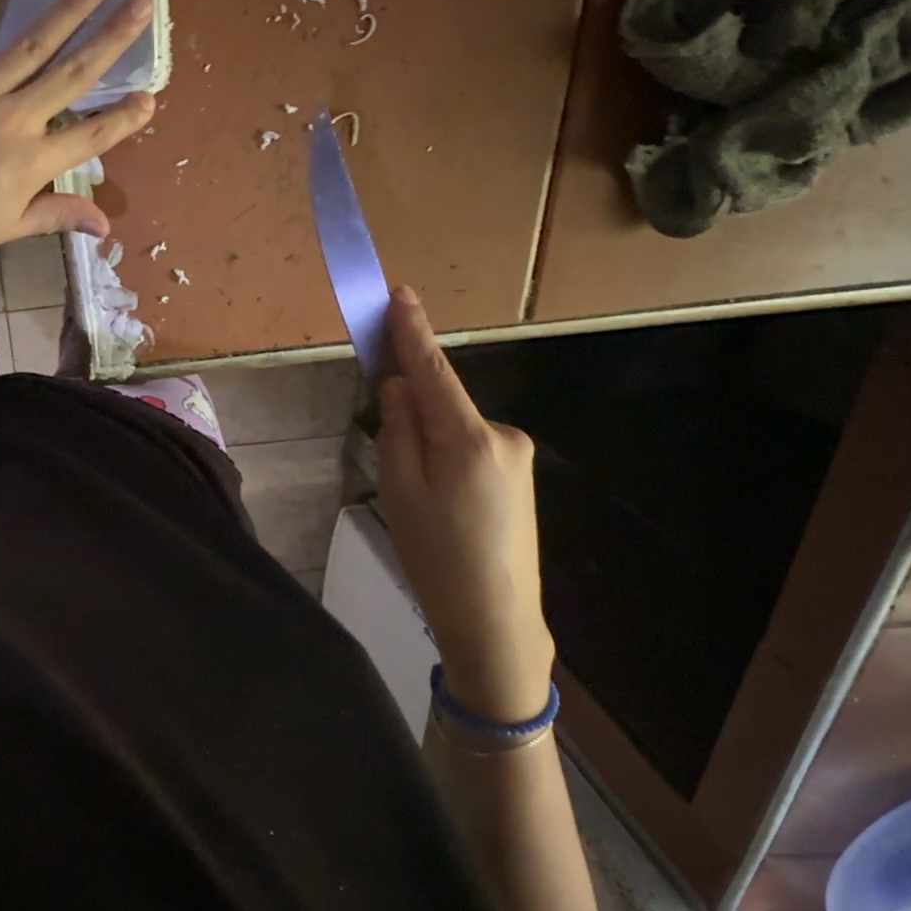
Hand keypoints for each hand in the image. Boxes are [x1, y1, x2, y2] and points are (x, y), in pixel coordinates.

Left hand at [0, 0, 155, 283]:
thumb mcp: (7, 229)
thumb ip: (56, 215)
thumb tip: (105, 225)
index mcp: (32, 164)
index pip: (91, 136)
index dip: (123, 119)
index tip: (151, 98)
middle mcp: (15, 120)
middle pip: (73, 74)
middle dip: (112, 39)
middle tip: (143, 3)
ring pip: (34, 43)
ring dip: (70, 7)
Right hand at [375, 287, 554, 721]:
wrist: (495, 618)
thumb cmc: (436, 555)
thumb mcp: (399, 490)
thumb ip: (396, 430)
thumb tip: (397, 385)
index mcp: (469, 437)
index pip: (432, 370)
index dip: (412, 332)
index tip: (398, 293)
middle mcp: (502, 435)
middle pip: (441, 403)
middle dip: (409, 411)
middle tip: (391, 466)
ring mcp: (517, 456)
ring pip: (454, 430)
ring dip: (427, 443)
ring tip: (416, 503)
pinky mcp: (519, 477)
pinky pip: (469, 449)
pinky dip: (444, 459)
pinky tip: (438, 506)